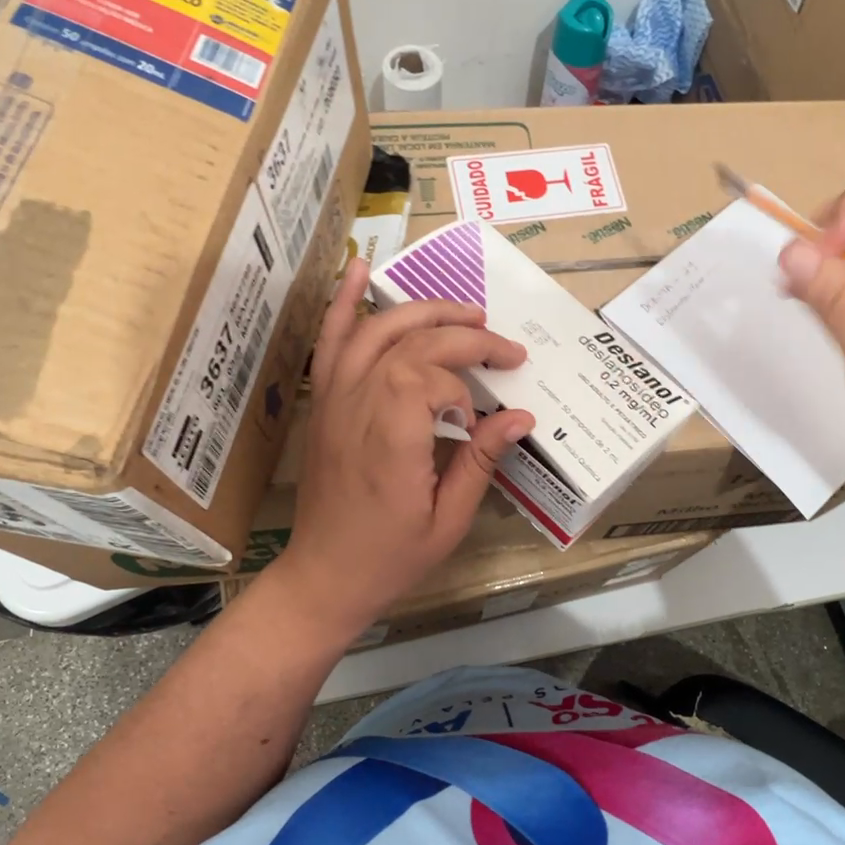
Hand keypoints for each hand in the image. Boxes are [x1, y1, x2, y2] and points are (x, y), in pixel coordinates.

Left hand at [270, 259, 534, 632]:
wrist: (324, 575)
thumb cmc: (390, 557)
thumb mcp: (448, 521)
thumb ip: (481, 462)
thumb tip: (521, 417)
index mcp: (390, 442)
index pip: (428, 377)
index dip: (465, 382)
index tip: (484, 411)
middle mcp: (357, 409)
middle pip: (411, 344)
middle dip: (463, 336)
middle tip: (503, 347)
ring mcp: (333, 400)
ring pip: (377, 332)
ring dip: (423, 312)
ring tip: (465, 312)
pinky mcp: (323, 402)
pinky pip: (331, 342)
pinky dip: (344, 302)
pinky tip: (360, 269)